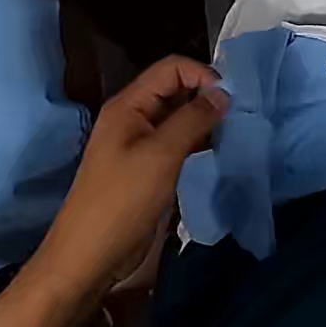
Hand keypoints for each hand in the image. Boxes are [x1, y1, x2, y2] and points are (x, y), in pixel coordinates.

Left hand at [0, 56, 226, 326]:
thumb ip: (193, 118)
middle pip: (176, 88)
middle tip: (236, 115)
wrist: (88, 258)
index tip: (229, 98)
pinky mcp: (149, 165)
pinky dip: (198, 138)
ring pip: (179, 114)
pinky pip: (178, 139)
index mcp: (129, 104)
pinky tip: (218, 148)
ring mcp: (140, 141)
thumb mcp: (161, 155)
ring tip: (232, 131)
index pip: (171, 68)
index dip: (202, 75)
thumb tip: (223, 92)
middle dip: (206, 95)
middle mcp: (134, 116)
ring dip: (205, 118)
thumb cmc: (122, 201)